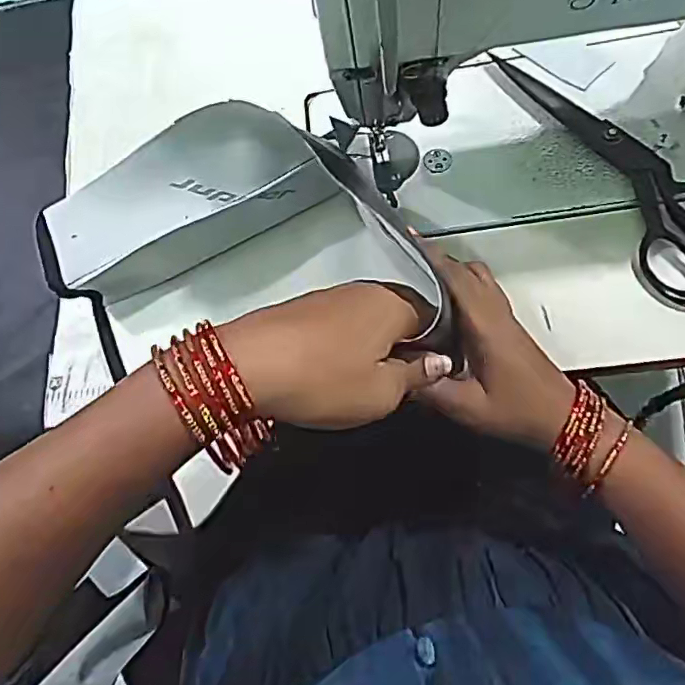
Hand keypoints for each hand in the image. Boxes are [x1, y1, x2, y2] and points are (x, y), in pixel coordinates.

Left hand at [216, 283, 452, 429]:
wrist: (245, 366)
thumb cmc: (320, 380)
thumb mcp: (381, 393)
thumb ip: (416, 376)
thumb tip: (437, 362)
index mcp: (393, 304)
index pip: (437, 318)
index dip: (439, 349)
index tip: (431, 379)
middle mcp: (364, 291)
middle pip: (400, 316)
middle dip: (404, 347)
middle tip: (396, 386)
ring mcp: (330, 296)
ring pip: (368, 321)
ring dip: (372, 348)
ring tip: (360, 382)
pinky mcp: (304, 308)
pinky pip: (339, 324)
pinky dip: (344, 346)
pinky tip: (332, 371)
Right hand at [415, 245, 618, 451]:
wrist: (562, 418)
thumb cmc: (518, 411)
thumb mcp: (468, 407)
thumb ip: (430, 389)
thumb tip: (398, 372)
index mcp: (485, 325)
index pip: (456, 278)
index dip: (431, 256)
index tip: (408, 240)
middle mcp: (495, 313)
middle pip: (466, 270)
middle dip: (435, 258)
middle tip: (405, 258)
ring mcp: (503, 316)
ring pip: (477, 276)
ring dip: (451, 269)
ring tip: (421, 276)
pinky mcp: (506, 324)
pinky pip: (482, 289)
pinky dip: (462, 283)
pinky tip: (443, 300)